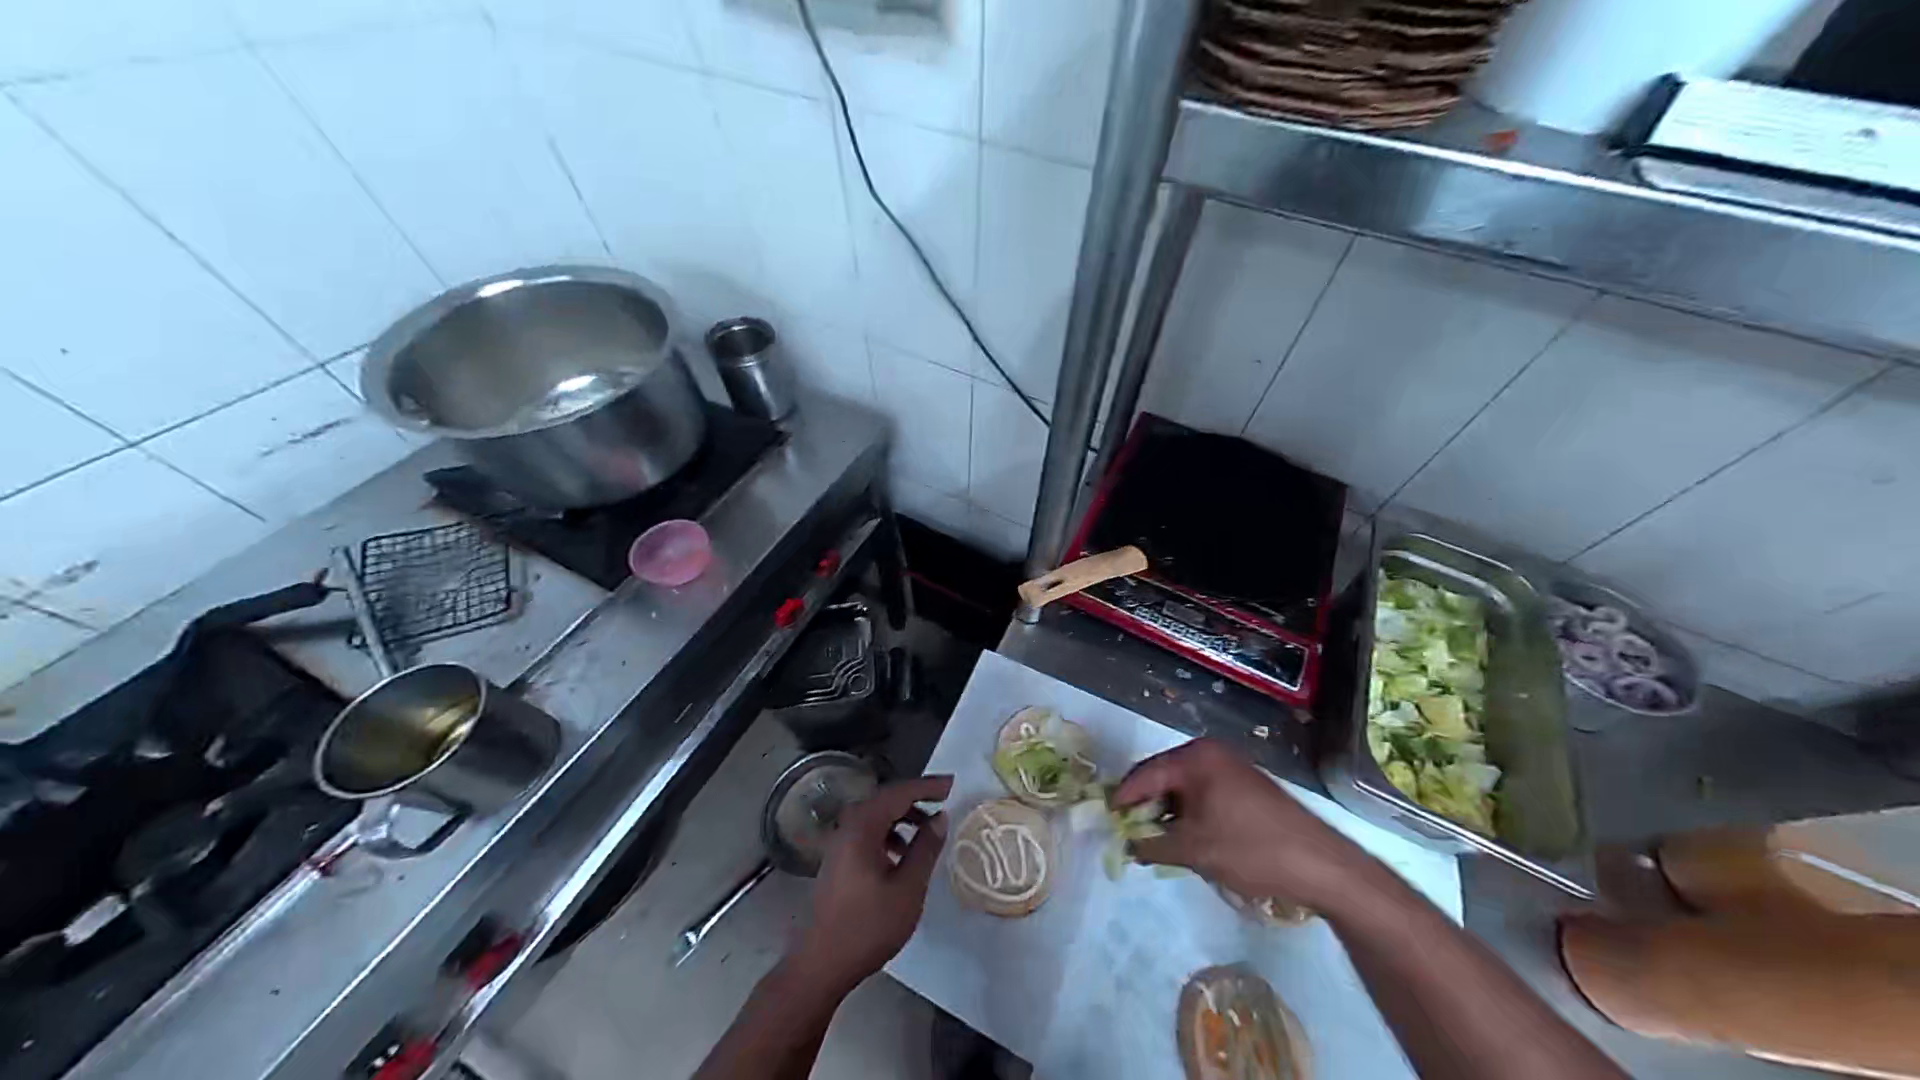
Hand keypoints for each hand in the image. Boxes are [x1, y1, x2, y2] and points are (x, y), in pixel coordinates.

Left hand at [790, 774, 951, 994]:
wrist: (822, 963)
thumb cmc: (868, 926)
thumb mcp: (907, 888)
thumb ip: (925, 848)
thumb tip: (940, 817)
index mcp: (863, 827)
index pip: (899, 793)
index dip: (927, 786)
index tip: (952, 784)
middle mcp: (847, 827)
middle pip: (885, 800)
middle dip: (915, 798)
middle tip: (943, 801)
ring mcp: (839, 843)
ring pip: (876, 816)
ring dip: (902, 817)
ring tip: (926, 831)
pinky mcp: (838, 860)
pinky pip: (867, 832)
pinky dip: (888, 833)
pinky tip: (901, 853)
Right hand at [1112, 739, 1374, 912]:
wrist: (1322, 865)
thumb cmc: (1251, 850)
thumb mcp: (1193, 851)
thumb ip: (1151, 844)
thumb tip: (1127, 844)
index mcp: (1194, 757)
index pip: (1143, 774)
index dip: (1123, 799)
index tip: (1107, 822)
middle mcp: (1211, 753)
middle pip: (1161, 776)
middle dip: (1144, 806)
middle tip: (1130, 834)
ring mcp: (1231, 767)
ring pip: (1182, 787)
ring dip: (1167, 812)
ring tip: (1157, 841)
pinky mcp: (1245, 785)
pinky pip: (1203, 793)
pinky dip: (1190, 813)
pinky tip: (1188, 838)